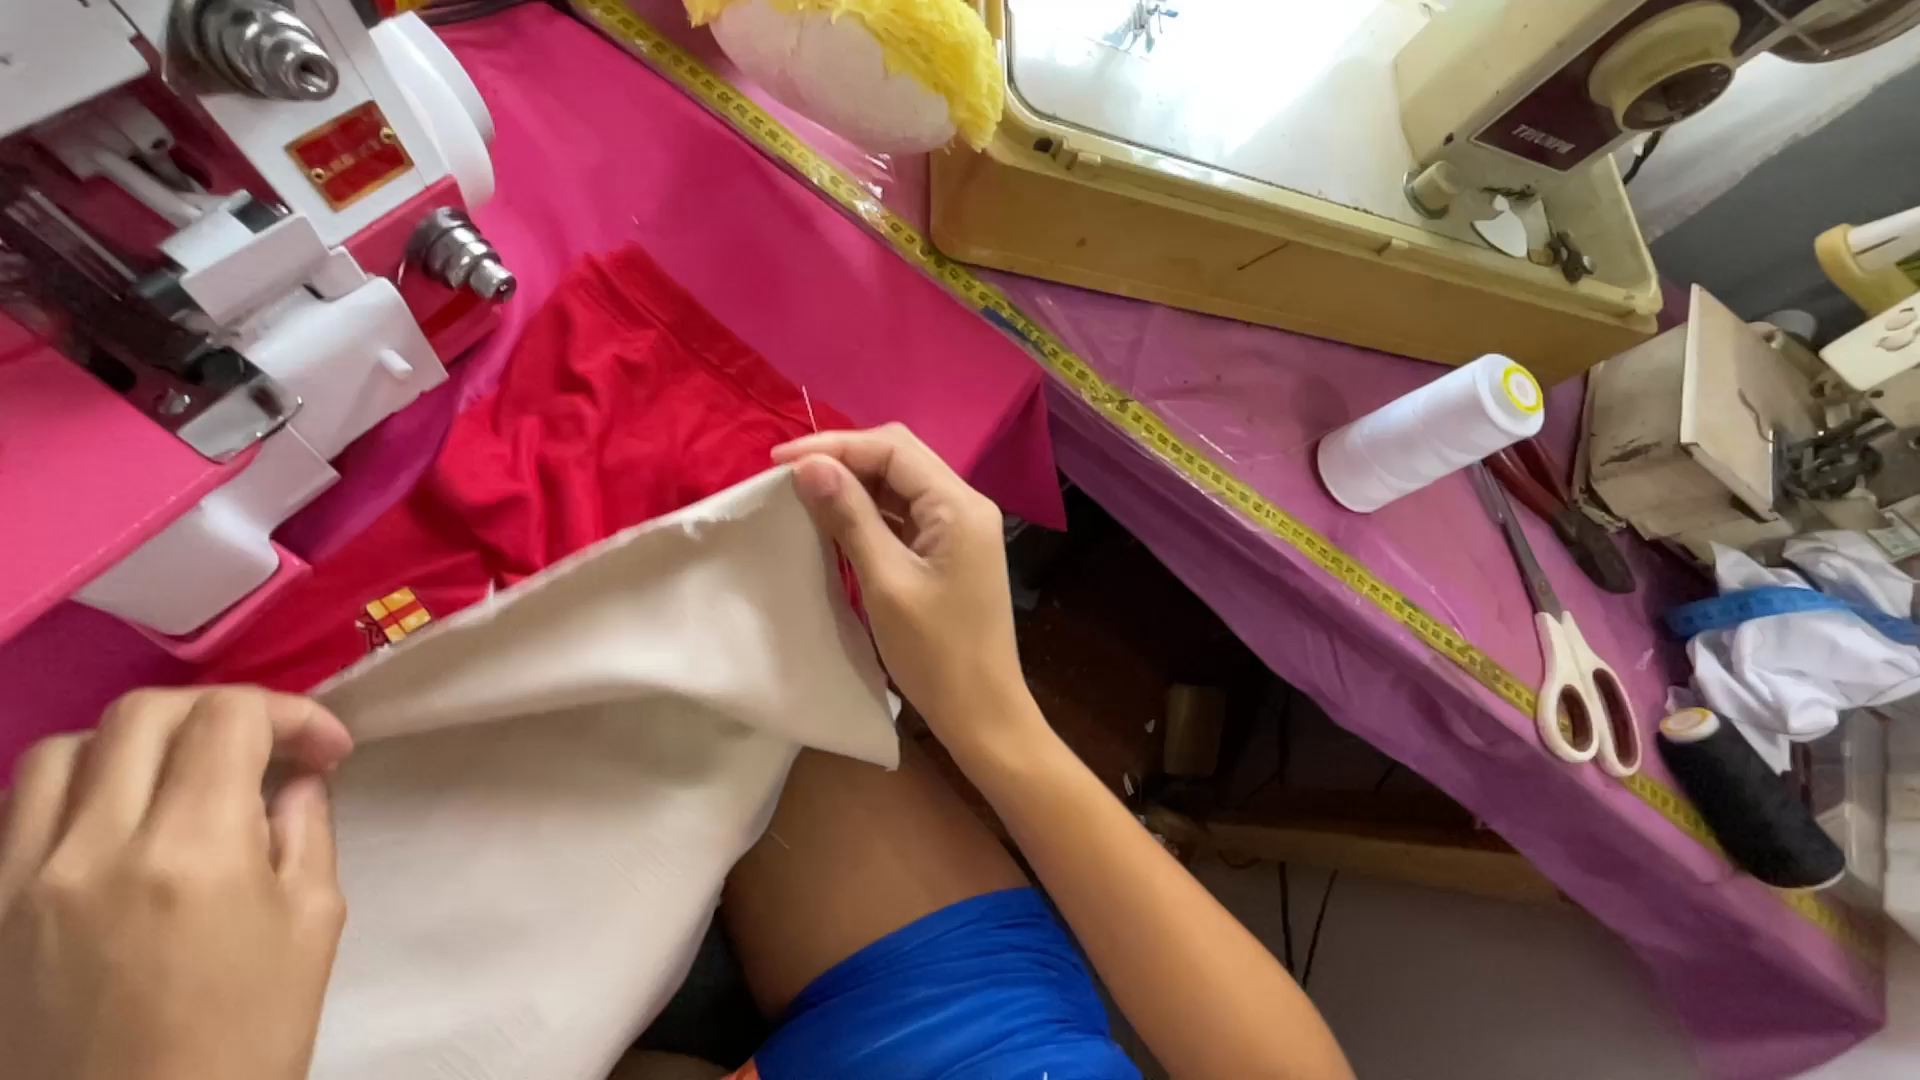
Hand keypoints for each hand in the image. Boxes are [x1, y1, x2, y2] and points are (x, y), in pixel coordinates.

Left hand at [0, 687, 354, 1079]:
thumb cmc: (252, 1026)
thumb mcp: (312, 919)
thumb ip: (305, 830)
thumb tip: (296, 778)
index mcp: (190, 853)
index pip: (229, 719)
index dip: (293, 714)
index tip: (328, 751)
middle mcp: (90, 850)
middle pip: (144, 714)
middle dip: (225, 711)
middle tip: (269, 748)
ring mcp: (18, 880)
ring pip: (65, 748)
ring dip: (144, 740)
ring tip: (191, 774)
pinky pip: (22, 807)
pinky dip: (84, 782)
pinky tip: (128, 814)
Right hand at [774, 424, 1035, 750]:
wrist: (981, 710)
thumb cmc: (935, 653)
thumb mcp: (885, 581)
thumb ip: (850, 517)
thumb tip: (809, 465)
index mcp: (959, 505)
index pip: (892, 449)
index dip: (834, 446)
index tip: (778, 461)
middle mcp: (966, 504)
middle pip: (899, 458)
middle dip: (844, 459)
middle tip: (788, 475)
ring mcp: (961, 528)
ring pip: (901, 485)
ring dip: (855, 485)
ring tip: (804, 495)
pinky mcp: (951, 550)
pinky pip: (907, 515)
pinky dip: (871, 513)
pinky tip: (837, 522)